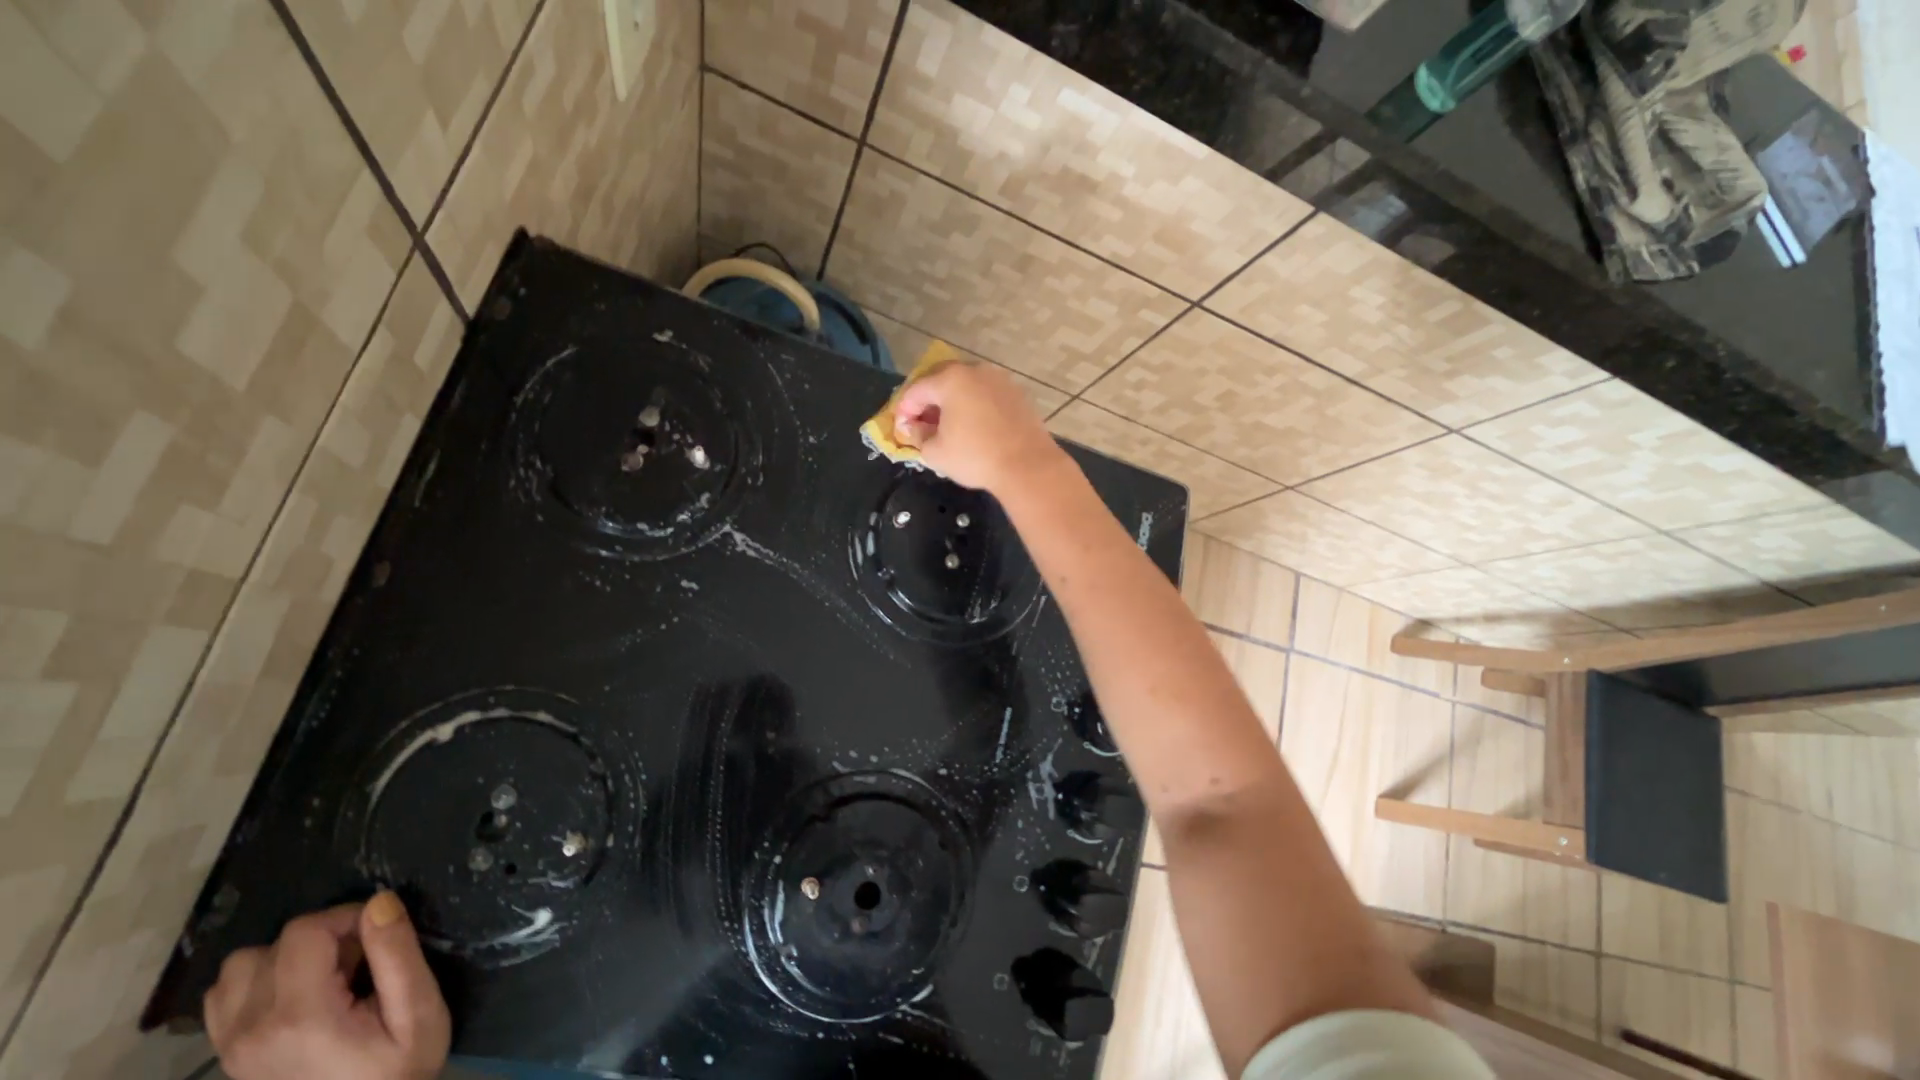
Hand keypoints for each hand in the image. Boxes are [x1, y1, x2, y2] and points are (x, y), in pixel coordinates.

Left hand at [205, 891, 450, 1079]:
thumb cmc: (398, 1071)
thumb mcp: (418, 1011)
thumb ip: (397, 954)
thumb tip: (378, 901)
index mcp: (301, 1015)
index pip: (305, 931)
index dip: (347, 917)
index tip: (380, 935)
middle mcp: (252, 1028)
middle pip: (273, 944)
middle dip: (323, 938)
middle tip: (360, 964)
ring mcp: (231, 1045)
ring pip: (240, 967)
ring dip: (284, 958)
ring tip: (325, 978)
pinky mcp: (228, 1055)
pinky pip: (224, 997)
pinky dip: (257, 983)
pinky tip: (295, 997)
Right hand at [892, 362, 1068, 493]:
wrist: (1027, 465)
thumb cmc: (975, 457)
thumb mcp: (935, 452)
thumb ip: (918, 436)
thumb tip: (914, 428)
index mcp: (950, 380)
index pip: (916, 390)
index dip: (904, 410)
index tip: (901, 430)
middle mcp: (975, 371)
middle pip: (941, 380)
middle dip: (928, 401)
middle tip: (922, 424)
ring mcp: (999, 379)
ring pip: (966, 385)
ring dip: (952, 401)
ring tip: (947, 425)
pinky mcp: (1017, 393)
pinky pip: (986, 394)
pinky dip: (974, 405)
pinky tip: (973, 426)